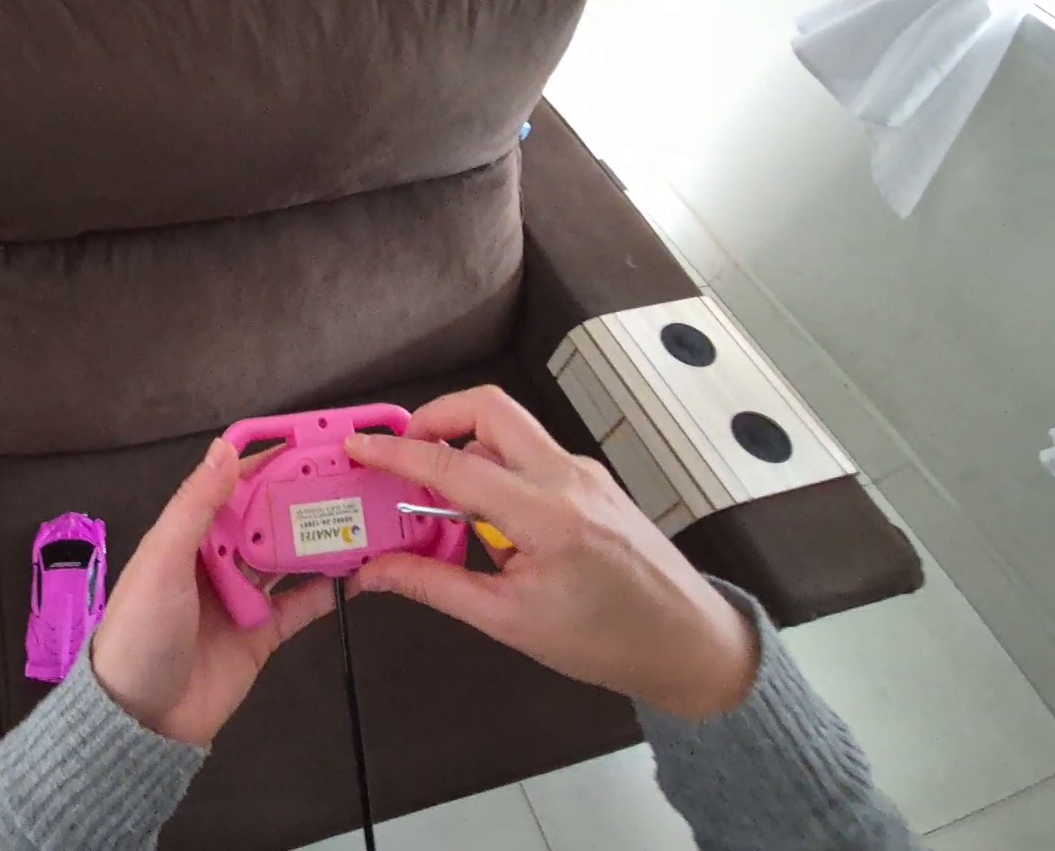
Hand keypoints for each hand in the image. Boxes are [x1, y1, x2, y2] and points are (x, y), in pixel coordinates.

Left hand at [92, 438, 337, 745]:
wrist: (140, 717)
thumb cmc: (143, 628)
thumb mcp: (163, 559)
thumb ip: (195, 505)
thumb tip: (224, 447)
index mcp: (189, 532)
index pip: (233, 484)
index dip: (267, 463)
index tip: (309, 443)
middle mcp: (218, 556)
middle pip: (265, 517)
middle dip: (301, 497)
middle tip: (351, 478)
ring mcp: (243, 594)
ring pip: (287, 556)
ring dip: (317, 539)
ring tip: (361, 517)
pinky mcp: (262, 633)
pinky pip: (300, 605)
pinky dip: (327, 590)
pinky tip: (356, 574)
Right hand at [345, 387, 758, 718]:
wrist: (696, 647)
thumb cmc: (603, 641)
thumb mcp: (509, 621)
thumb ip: (433, 585)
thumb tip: (370, 575)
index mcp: (547, 516)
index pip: (455, 465)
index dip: (397, 453)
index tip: (358, 446)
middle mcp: (567, 476)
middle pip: (490, 406)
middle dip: (435, 415)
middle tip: (405, 453)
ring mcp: (582, 471)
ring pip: (508, 424)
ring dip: (462, 440)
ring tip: (437, 491)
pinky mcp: (588, 477)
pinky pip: (526, 449)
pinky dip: (489, 461)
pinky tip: (483, 510)